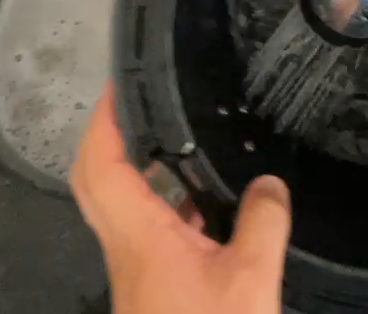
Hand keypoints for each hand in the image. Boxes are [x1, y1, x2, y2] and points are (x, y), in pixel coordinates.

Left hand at [73, 84, 291, 313]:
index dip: (103, 121)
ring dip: (138, 163)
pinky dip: (169, 198)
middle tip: (142, 96)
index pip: (101, 167)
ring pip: (123, 204)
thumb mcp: (250, 282)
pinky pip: (152, 226)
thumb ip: (262, 222)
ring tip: (179, 129)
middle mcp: (128, 249)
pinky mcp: (156, 286)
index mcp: (139, 238)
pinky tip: (210, 198)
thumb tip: (269, 181)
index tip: (119, 82)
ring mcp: (139, 270)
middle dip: (110, 133)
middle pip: (98, 181)